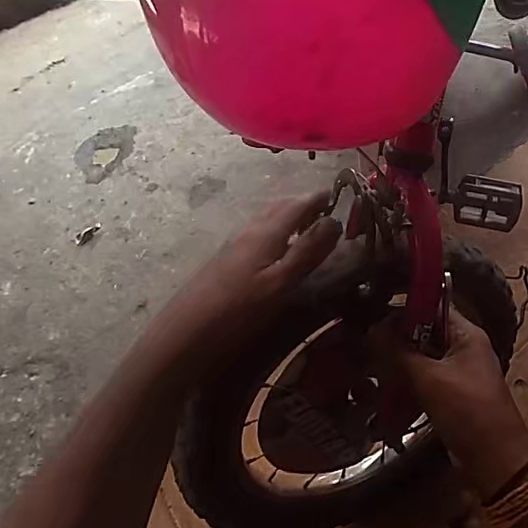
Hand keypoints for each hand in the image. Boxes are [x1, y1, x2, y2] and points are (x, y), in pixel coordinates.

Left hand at [139, 191, 340, 374]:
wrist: (186, 331)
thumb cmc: (238, 309)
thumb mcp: (281, 282)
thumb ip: (308, 251)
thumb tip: (335, 220)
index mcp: (267, 232)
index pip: (298, 204)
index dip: (320, 199)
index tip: (341, 196)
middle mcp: (250, 231)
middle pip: (281, 207)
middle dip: (305, 205)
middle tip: (327, 211)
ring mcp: (235, 244)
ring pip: (267, 220)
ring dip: (289, 217)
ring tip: (308, 228)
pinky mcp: (226, 260)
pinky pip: (258, 233)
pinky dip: (276, 231)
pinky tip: (278, 250)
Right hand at [371, 309, 527, 499]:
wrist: (495, 463)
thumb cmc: (467, 412)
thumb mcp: (429, 379)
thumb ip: (399, 351)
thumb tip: (372, 327)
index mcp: (466, 335)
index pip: (431, 305)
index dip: (403, 308)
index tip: (373, 316)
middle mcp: (462, 347)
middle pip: (422, 331)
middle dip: (395, 338)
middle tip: (365, 343)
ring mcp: (456, 371)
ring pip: (420, 356)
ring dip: (397, 362)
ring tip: (368, 365)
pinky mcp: (450, 394)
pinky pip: (423, 379)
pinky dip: (405, 382)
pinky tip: (382, 389)